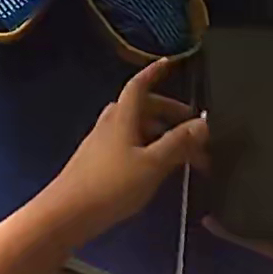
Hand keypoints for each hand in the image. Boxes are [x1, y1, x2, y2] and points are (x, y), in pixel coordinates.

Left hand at [36, 58, 208, 245]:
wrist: (69, 210)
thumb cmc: (112, 184)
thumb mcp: (152, 164)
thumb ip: (177, 143)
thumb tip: (203, 122)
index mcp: (122, 116)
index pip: (139, 85)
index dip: (154, 73)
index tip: (170, 63)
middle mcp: (111, 122)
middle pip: (141, 107)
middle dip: (168, 112)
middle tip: (194, 128)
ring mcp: (102, 140)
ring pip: (136, 126)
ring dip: (161, 133)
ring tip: (185, 155)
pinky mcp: (99, 159)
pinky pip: (129, 142)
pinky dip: (149, 146)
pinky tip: (160, 167)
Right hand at [207, 118, 272, 273]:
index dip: (268, 132)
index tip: (238, 109)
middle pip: (263, 172)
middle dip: (237, 156)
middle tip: (203, 133)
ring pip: (249, 199)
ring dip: (227, 186)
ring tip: (195, 162)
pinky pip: (246, 234)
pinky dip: (227, 227)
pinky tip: (205, 214)